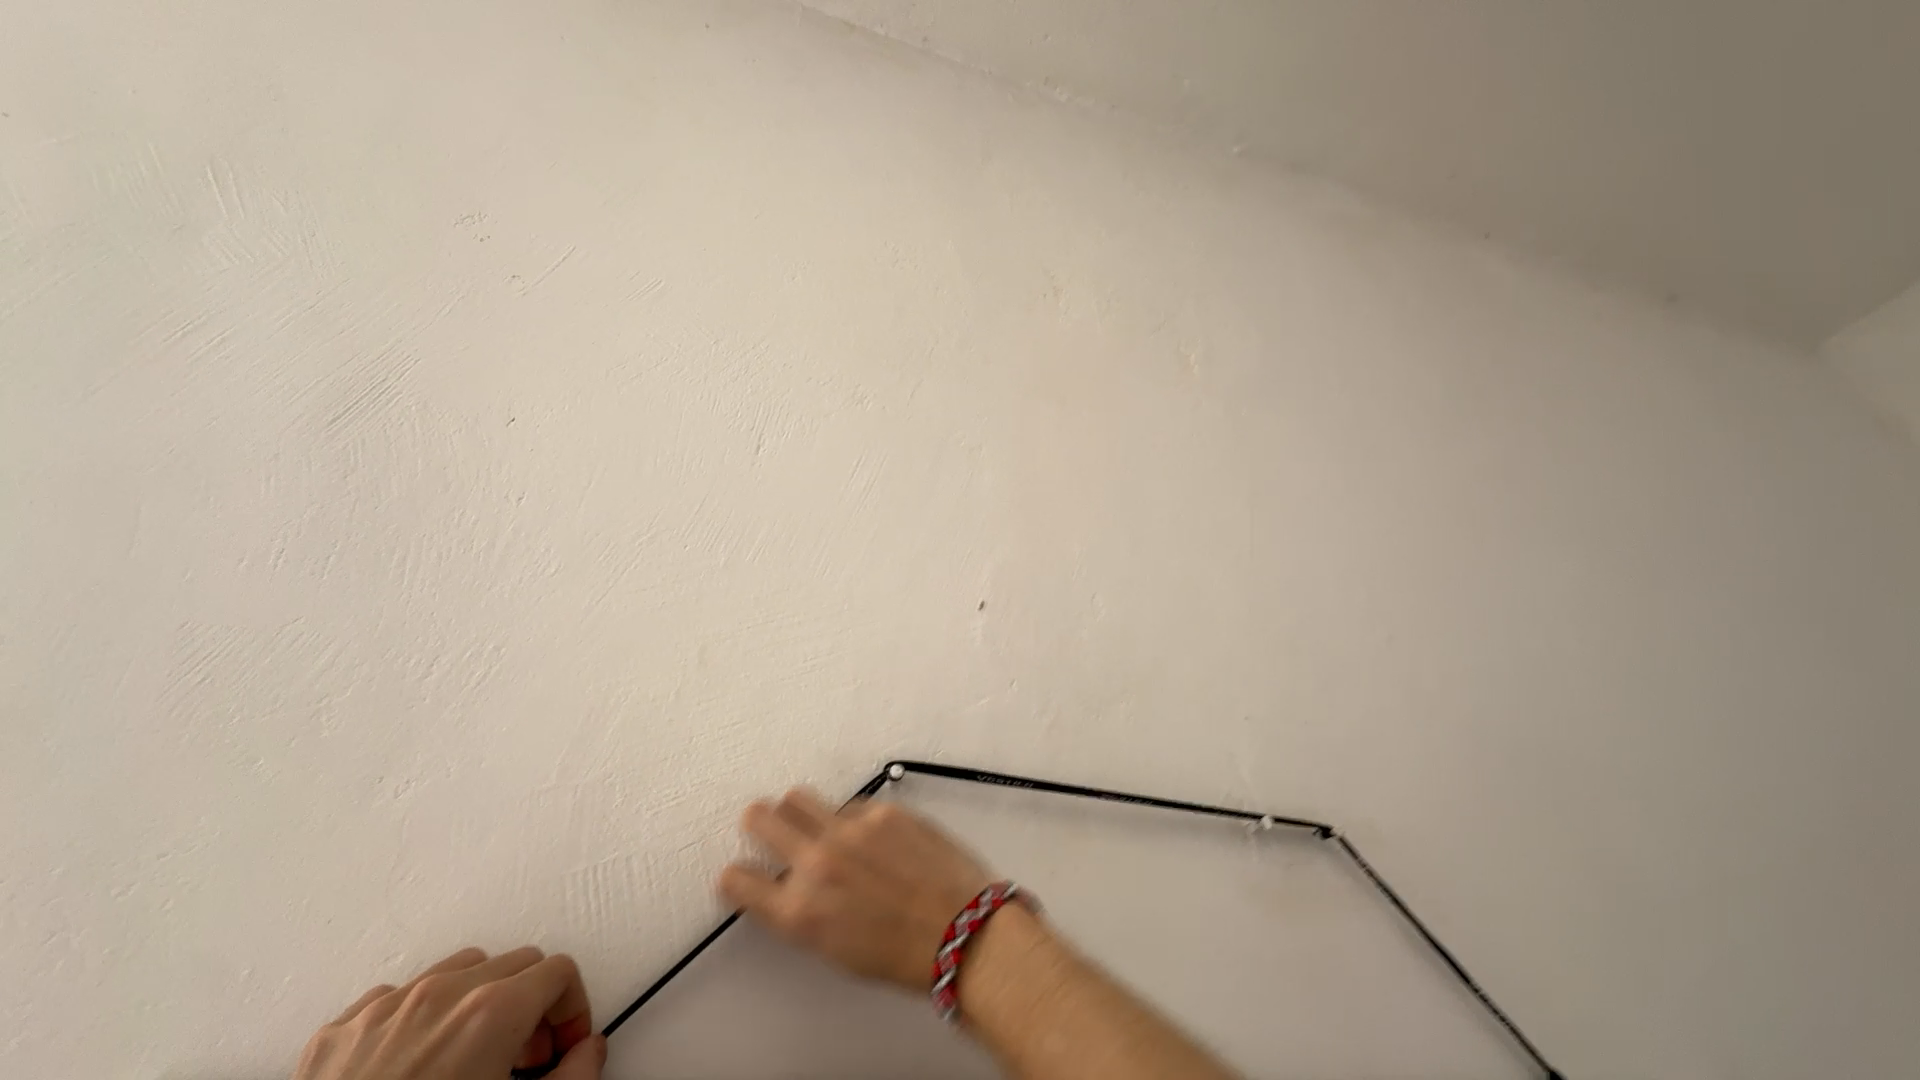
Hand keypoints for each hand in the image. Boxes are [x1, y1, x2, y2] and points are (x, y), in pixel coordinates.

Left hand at [293, 946, 603, 1079]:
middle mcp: (441, 995)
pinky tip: (416, 1062)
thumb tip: (587, 1053)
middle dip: (533, 1003)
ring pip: (458, 969)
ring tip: (473, 1053)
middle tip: (527, 1055)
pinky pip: (395, 997)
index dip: (574, 1008)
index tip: (565, 1044)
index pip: (560, 972)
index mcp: (491, 1011)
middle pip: (517, 963)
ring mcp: (386, 1008)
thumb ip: (572, 1077)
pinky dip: (418, 1018)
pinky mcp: (339, 1031)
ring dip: (478, 999)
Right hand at [720, 789, 992, 991]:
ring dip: (800, 811)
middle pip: (759, 816)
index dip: (738, 875)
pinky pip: (850, 803)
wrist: (963, 932)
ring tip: (820, 826)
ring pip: (797, 796)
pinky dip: (852, 818)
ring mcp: (849, 831)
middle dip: (760, 823)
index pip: (736, 878)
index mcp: (798, 913)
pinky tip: (873, 839)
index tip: (746, 873)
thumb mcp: (833, 948)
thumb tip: (787, 885)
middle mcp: (816, 865)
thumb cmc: (902, 954)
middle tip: (772, 829)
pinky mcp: (882, 811)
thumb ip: (800, 911)